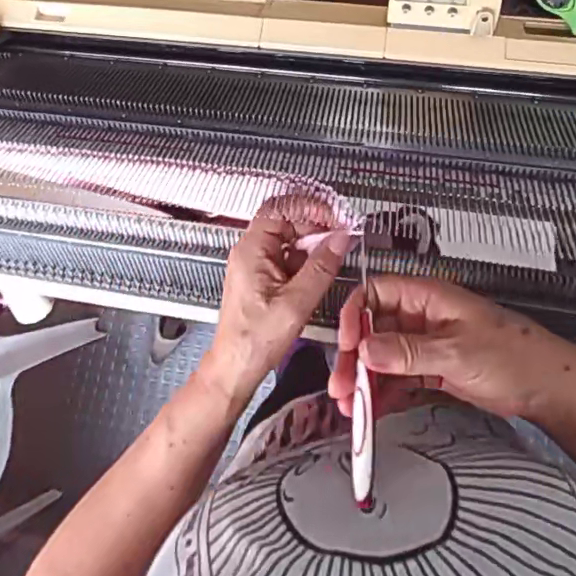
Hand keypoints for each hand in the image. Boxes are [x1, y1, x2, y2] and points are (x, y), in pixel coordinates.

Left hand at [197, 198, 349, 404]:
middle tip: (340, 234)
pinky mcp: (261, 279)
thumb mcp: (297, 301)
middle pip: (285, 221)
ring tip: (334, 255)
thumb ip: (321, 266)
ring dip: (312, 244)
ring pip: (287, 240)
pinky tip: (320, 272)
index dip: (309, 207)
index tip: (332, 216)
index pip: (280, 208)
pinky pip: (286, 258)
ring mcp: (255, 266)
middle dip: (315, 226)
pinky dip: (305, 261)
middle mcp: (249, 253)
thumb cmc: (253, 341)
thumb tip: (340, 239)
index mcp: (251, 250)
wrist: (235, 368)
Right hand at [326, 276, 575, 420]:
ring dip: (365, 380)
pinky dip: (384, 392)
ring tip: (353, 406)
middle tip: (342, 385)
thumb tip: (366, 349)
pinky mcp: (433, 368)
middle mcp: (423, 317)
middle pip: (374, 329)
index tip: (345, 343)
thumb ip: (408, 351)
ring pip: (383, 357)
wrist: (547, 386)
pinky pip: (399, 377)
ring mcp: (427, 343)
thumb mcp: (456, 351)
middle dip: (354, 356)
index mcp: (428, 297)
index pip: (376, 292)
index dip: (355, 315)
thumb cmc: (515, 354)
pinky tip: (374, 409)